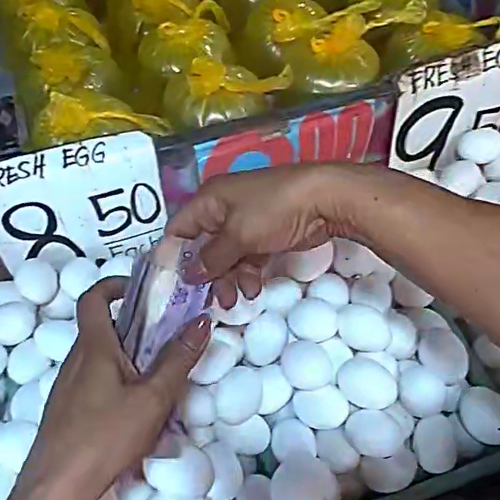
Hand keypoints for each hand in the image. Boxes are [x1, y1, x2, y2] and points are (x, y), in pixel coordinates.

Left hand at [0, 277, 208, 499]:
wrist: (56, 486)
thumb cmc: (105, 435)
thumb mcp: (153, 398)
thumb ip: (178, 359)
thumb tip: (202, 320)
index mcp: (93, 346)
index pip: (93, 297)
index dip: (114, 284)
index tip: (141, 289)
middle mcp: (75, 360)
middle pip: (102, 329)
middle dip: (135, 328)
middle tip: (167, 340)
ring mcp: (67, 387)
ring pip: (100, 359)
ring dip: (128, 359)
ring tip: (159, 381)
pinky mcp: (66, 410)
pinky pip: (94, 383)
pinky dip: (117, 383)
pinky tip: (136, 415)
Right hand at [167, 163, 371, 305]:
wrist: (326, 198)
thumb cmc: (275, 209)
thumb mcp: (238, 236)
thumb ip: (211, 258)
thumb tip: (190, 275)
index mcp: (208, 200)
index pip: (178, 230)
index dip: (173, 258)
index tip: (173, 286)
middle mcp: (222, 209)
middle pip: (202, 248)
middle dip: (207, 276)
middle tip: (210, 300)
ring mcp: (245, 222)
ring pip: (226, 257)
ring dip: (228, 279)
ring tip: (236, 299)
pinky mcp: (265, 235)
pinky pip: (246, 258)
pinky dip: (246, 274)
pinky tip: (252, 289)